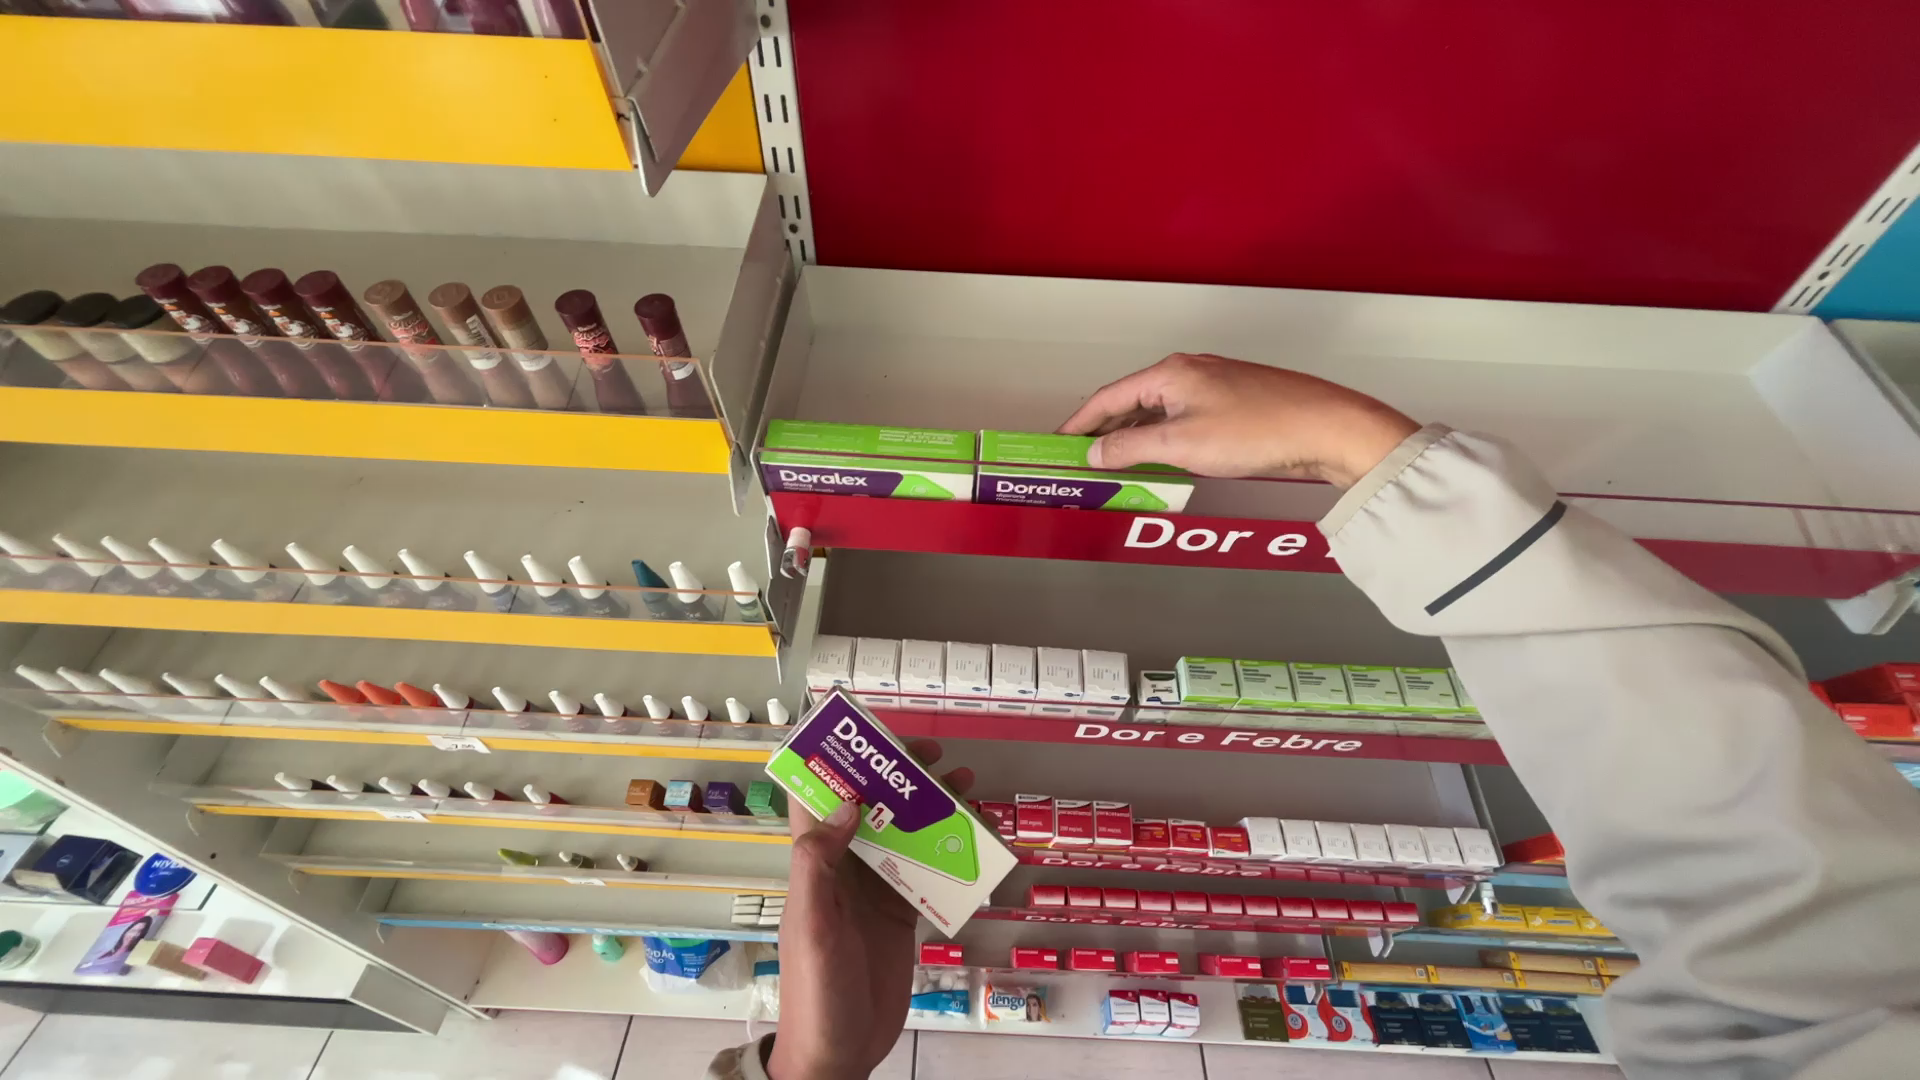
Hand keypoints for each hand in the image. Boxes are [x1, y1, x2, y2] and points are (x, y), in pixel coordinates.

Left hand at [767, 740, 973, 1079]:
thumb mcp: (812, 923)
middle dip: (900, 775)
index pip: (819, 797)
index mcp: (816, 862)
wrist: (841, 1052)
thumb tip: (849, 802)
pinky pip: (929, 865)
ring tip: (964, 782)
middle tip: (934, 754)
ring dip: (930, 804)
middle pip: (873, 804)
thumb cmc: (816, 988)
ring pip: (905, 829)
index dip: (838, 762)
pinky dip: (951, 845)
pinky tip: (974, 832)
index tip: (869, 735)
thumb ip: (820, 861)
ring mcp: (877, 886)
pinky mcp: (903, 908)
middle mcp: (846, 865)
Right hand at [1057, 353, 1420, 487]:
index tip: (1058, 443)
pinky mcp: (1232, 403)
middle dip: (1104, 431)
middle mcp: (1188, 371)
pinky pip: (1181, 419)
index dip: (1079, 423)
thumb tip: (1095, 453)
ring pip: (1157, 411)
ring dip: (1133, 437)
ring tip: (1114, 464)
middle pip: (1130, 402)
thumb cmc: (1256, 430)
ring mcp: (1212, 385)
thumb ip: (1130, 447)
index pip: (1108, 397)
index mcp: (1170, 373)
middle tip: (1083, 458)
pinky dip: (1161, 438)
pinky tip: (1161, 459)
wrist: (1327, 429)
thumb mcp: (1180, 444)